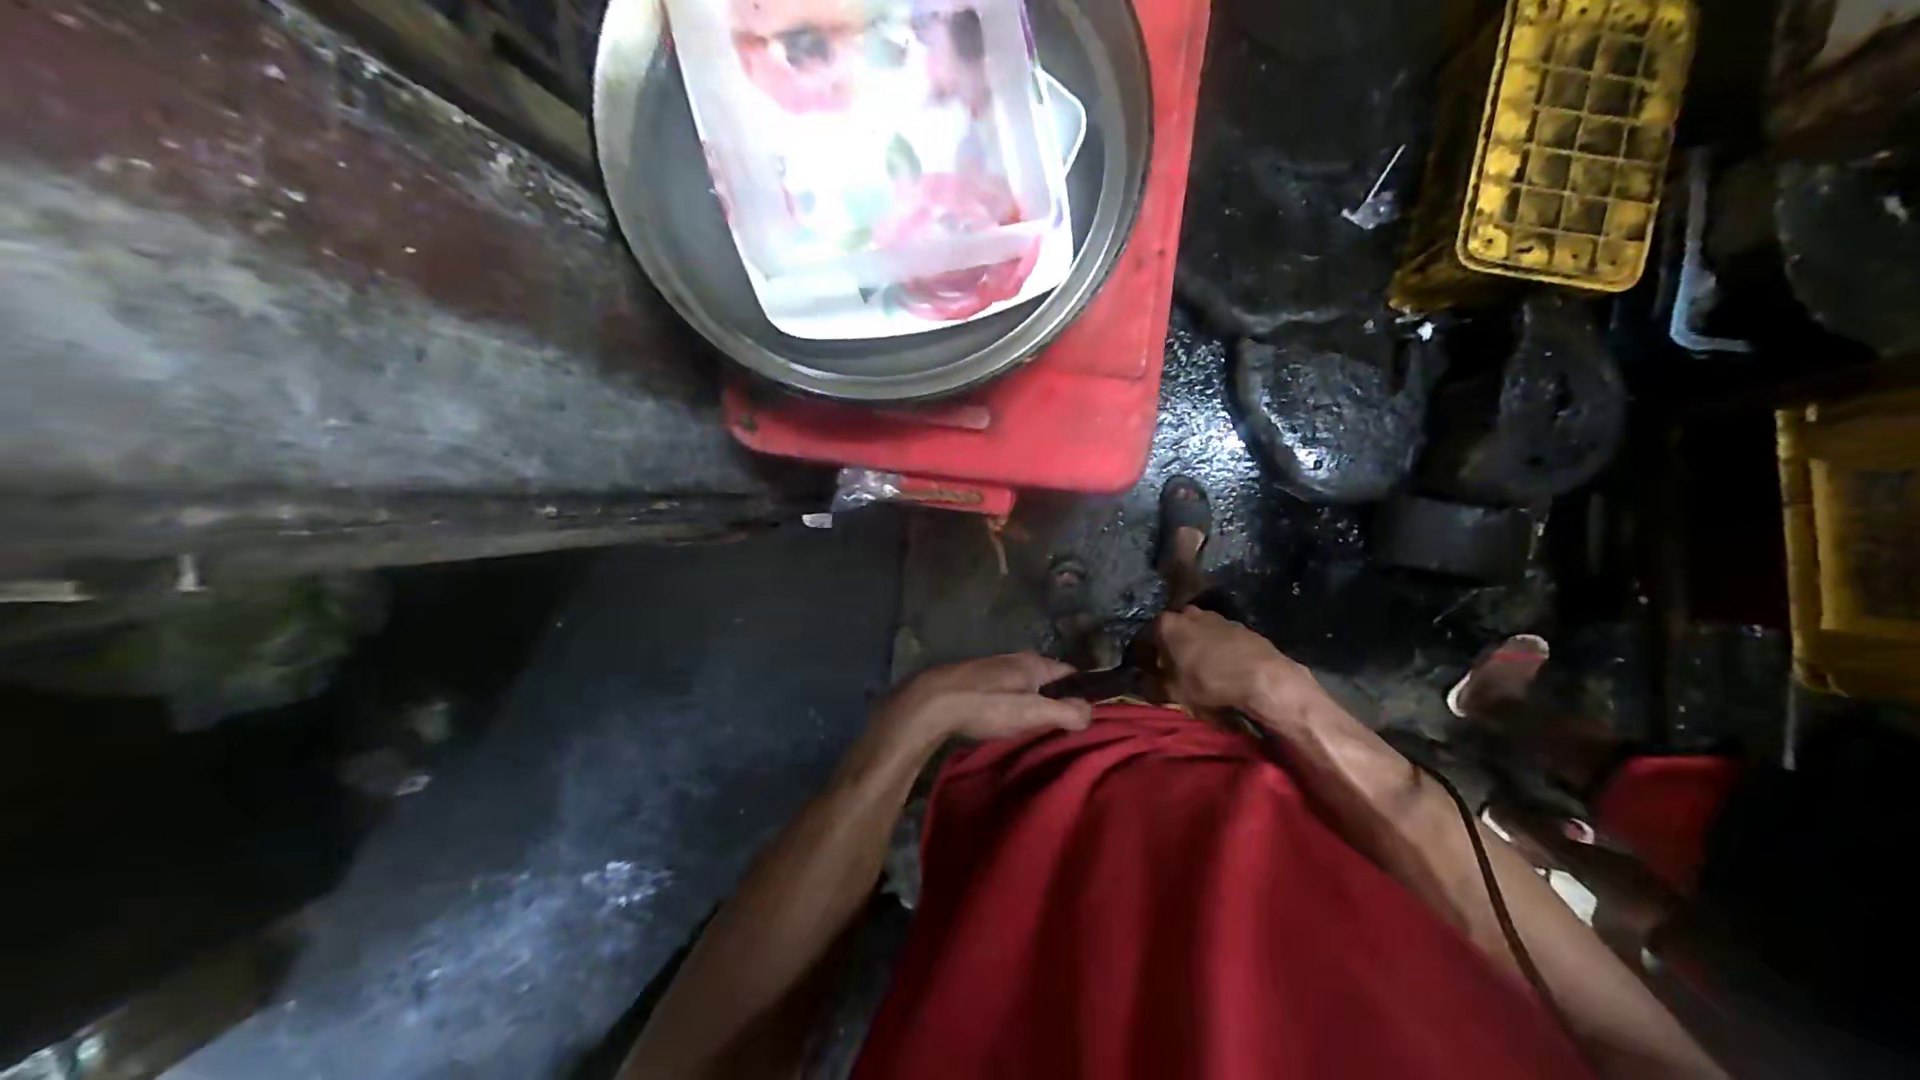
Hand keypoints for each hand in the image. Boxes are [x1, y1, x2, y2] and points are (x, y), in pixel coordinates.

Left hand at [873, 653, 1092, 743]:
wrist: (932, 702)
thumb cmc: (987, 705)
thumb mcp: (1033, 712)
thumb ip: (1066, 712)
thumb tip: (1091, 712)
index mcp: (1035, 662)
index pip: (1071, 674)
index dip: (1083, 693)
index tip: (1088, 716)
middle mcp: (1016, 659)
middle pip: (1047, 680)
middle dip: (1056, 700)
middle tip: (1061, 728)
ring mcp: (993, 669)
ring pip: (1024, 686)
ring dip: (1031, 704)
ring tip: (1033, 728)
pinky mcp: (974, 681)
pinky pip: (1004, 692)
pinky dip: (1010, 706)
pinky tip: (1003, 722)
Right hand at [1154, 607, 1325, 726]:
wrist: (1262, 678)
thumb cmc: (1209, 682)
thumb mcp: (1174, 692)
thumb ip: (1152, 686)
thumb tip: (1140, 684)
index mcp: (1168, 624)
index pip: (1149, 636)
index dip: (1150, 656)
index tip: (1154, 672)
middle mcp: (1190, 613)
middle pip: (1176, 631)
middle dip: (1175, 648)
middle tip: (1179, 672)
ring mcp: (1217, 617)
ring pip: (1200, 633)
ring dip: (1199, 649)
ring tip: (1204, 672)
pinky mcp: (1241, 627)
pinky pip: (1221, 639)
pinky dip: (1220, 651)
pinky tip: (1225, 670)